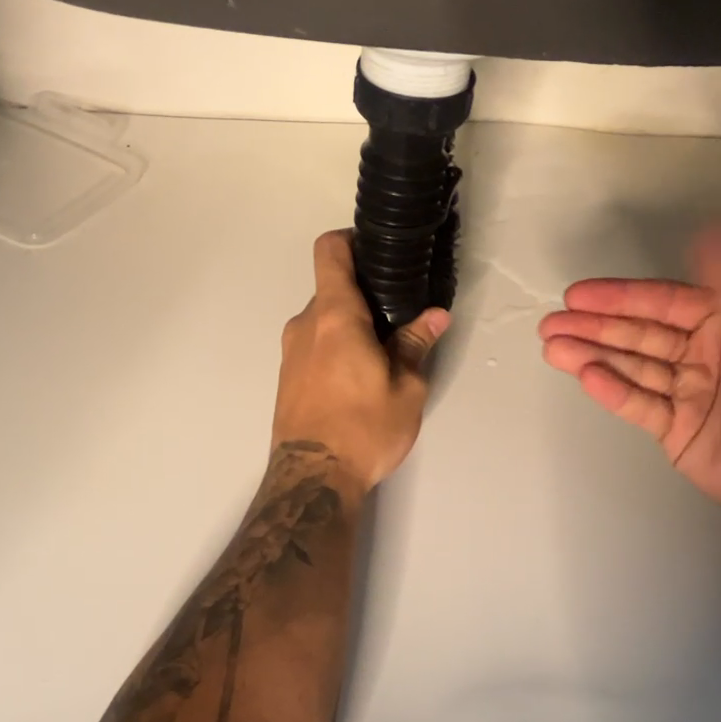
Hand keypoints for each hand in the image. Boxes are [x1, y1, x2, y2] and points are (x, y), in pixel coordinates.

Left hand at [272, 231, 450, 489]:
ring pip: (323, 324)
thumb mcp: (405, 389)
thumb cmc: (363, 430)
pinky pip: (314, 349)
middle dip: (364, 300)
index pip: (329, 252)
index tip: (377, 254)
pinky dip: (335, 351)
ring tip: (382, 359)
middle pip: (331, 292)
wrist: (312, 480)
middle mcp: (304, 327)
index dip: (351, 241)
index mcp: (333, 317)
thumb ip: (416, 345)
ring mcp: (290, 355)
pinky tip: (358, 383)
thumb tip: (434, 316)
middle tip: (398, 322)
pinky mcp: (287, 380)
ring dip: (350, 330)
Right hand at [538, 222, 720, 541]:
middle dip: (594, 326)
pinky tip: (586, 376)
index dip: (621, 296)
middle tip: (550, 323)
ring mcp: (686, 392)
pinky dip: (612, 390)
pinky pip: (638, 404)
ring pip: (631, 366)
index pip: (664, 301)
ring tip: (552, 346)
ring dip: (592, 354)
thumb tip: (713, 227)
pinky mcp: (674, 429)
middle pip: (638, 333)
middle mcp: (702, 352)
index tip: (577, 294)